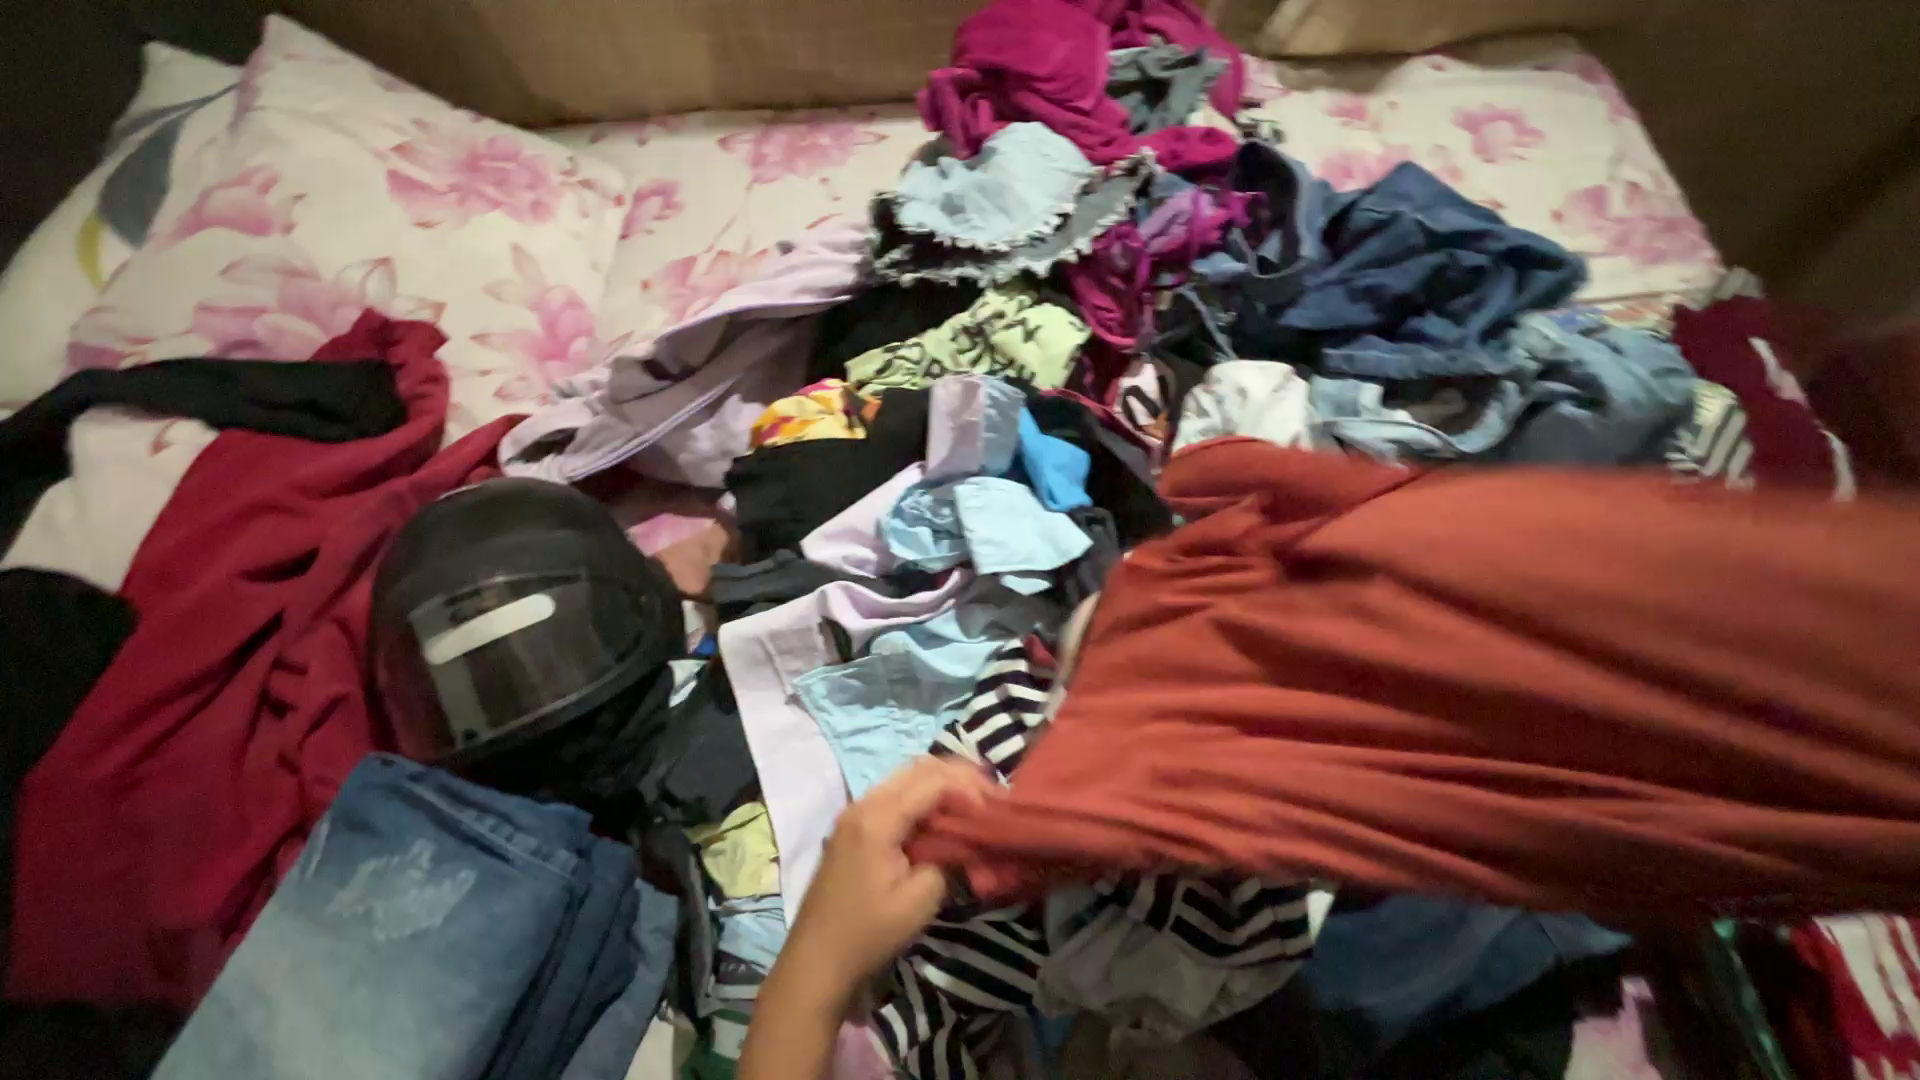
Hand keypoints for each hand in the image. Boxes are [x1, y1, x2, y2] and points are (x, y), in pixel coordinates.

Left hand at [782, 757, 1001, 997]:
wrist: (817, 961)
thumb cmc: (868, 933)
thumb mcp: (920, 900)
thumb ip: (948, 858)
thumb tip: (965, 840)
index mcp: (877, 817)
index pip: (932, 781)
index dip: (968, 788)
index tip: (993, 809)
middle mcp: (863, 803)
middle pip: (918, 768)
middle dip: (957, 775)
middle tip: (989, 793)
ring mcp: (855, 812)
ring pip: (905, 777)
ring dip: (940, 783)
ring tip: (972, 799)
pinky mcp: (854, 826)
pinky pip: (895, 795)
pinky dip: (923, 797)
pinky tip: (943, 814)